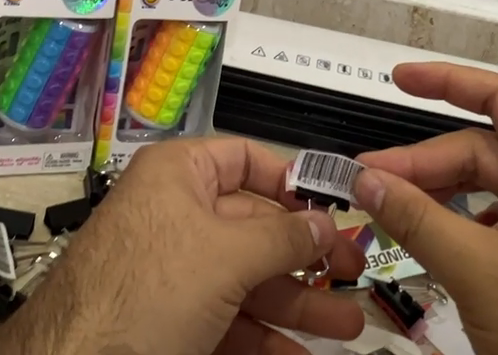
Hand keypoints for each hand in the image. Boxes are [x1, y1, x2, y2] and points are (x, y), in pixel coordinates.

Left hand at [0, 137, 364, 354]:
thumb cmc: (145, 289)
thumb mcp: (224, 254)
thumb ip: (282, 238)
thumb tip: (324, 225)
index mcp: (179, 175)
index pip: (245, 160)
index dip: (289, 182)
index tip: (330, 209)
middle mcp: (177, 215)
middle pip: (255, 228)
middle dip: (305, 257)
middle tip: (351, 274)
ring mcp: (174, 273)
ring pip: (248, 281)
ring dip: (297, 304)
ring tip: (345, 325)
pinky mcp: (171, 322)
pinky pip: (230, 321)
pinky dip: (266, 337)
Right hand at [355, 63, 497, 354]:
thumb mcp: (478, 270)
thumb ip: (416, 218)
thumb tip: (363, 178)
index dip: (445, 81)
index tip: (398, 79)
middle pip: (482, 149)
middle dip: (424, 162)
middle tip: (370, 177)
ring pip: (485, 186)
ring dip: (436, 193)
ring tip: (389, 205)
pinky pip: (495, 219)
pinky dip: (457, 223)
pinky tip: (427, 236)